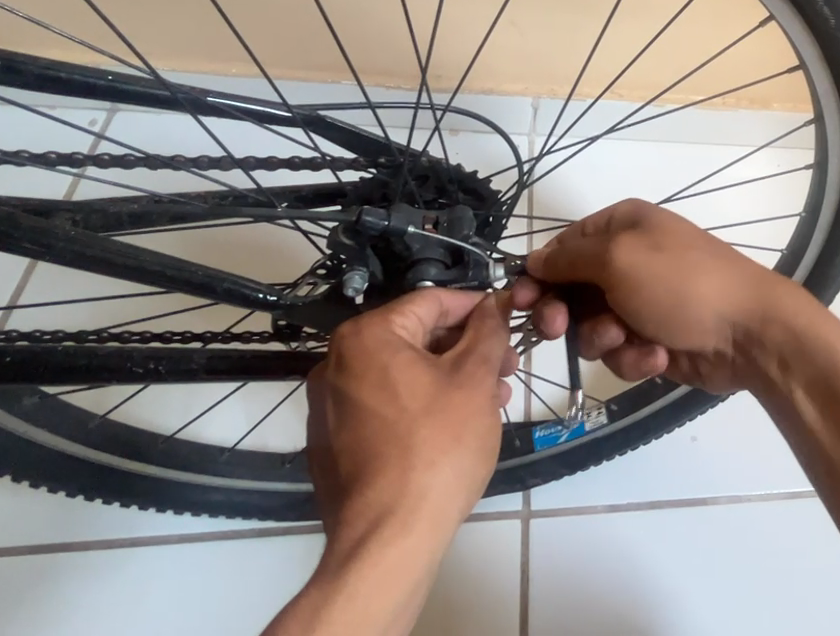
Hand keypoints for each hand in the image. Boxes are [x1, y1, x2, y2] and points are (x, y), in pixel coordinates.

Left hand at [304, 289, 517, 550]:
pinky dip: (422, 405)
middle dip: (468, 349)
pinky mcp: (333, 443)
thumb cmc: (437, 446)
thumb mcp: (475, 378)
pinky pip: (385, 405)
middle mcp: (336, 362)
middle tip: (507, 369)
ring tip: (491, 402)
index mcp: (366, 336)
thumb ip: (488, 330)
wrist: (388, 539)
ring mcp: (329, 405)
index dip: (477, 307)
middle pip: (417, 337)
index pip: (432, 300)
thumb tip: (494, 303)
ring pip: (404, 373)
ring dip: (451, 378)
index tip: (509, 322)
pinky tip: (455, 426)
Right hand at [514, 199, 807, 391]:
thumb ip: (569, 258)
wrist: (748, 332)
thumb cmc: (681, 284)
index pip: (562, 247)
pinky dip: (633, 356)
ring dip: (605, 338)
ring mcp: (641, 301)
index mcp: (621, 226)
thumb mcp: (619, 258)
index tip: (517, 304)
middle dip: (564, 313)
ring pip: (590, 327)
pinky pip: (619, 351)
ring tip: (630, 338)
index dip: (537, 276)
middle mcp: (628, 259)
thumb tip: (533, 260)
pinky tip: (657, 354)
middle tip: (556, 329)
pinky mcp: (652, 337)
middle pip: (569, 290)